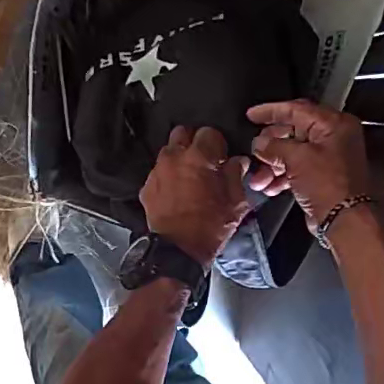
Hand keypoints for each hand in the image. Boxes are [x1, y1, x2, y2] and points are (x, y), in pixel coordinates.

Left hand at [142, 125, 252, 265]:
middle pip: (182, 133)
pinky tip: (175, 191)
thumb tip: (237, 162)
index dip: (218, 144)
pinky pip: (157, 173)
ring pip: (167, 152)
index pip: (209, 132)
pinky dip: (166, 176)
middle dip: (194, 142)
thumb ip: (236, 175)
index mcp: (198, 156)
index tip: (221, 157)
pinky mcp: (146, 188)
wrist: (178, 252)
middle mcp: (173, 158)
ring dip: (178, 158)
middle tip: (204, 161)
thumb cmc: (209, 227)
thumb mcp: (235, 202)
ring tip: (188, 176)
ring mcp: (156, 172)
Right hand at [246, 100, 370, 228]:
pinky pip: (296, 169)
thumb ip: (274, 147)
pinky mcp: (321, 176)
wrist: (342, 218)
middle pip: (293, 132)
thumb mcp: (297, 159)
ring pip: (292, 153)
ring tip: (258, 178)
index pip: (297, 109)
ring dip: (272, 165)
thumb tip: (259, 143)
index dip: (271, 111)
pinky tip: (269, 186)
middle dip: (270, 145)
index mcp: (333, 124)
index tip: (252, 115)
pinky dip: (281, 176)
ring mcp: (328, 157)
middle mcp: (333, 137)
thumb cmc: (329, 186)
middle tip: (254, 151)